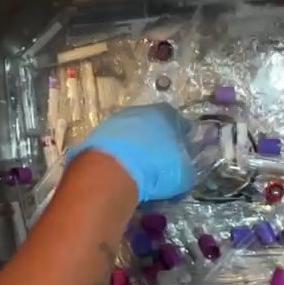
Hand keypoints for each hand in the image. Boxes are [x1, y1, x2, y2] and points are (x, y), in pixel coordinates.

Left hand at [70, 104, 193, 202]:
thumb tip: (184, 166)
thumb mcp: (183, 173)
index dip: (180, 136)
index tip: (181, 150)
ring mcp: (115, 122)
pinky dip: (118, 156)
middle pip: (151, 124)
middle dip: (155, 140)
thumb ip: (186, 165)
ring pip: (130, 133)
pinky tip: (120, 171)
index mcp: (164, 114)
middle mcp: (139, 112)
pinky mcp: (96, 136)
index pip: (176, 120)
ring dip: (134, 147)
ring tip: (138, 169)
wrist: (113, 171)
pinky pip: (113, 145)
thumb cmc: (157, 168)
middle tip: (159, 160)